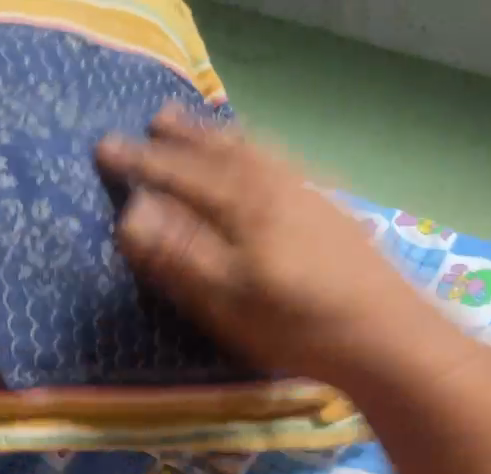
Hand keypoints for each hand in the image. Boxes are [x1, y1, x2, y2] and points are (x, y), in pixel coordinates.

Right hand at [95, 106, 472, 395]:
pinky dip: (259, 152)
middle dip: (182, 141)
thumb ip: (179, 254)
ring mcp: (304, 195)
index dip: (140, 164)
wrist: (385, 335)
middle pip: (219, 154)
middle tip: (154, 122)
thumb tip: (129, 214)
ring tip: (199, 128)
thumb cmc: (295, 325)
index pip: (180, 176)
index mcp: (242, 207)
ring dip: (220, 139)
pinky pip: (280, 164)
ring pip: (253, 154)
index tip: (104, 148)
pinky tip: (260, 160)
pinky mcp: (326, 210)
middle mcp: (273, 188)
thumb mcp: (226, 298)